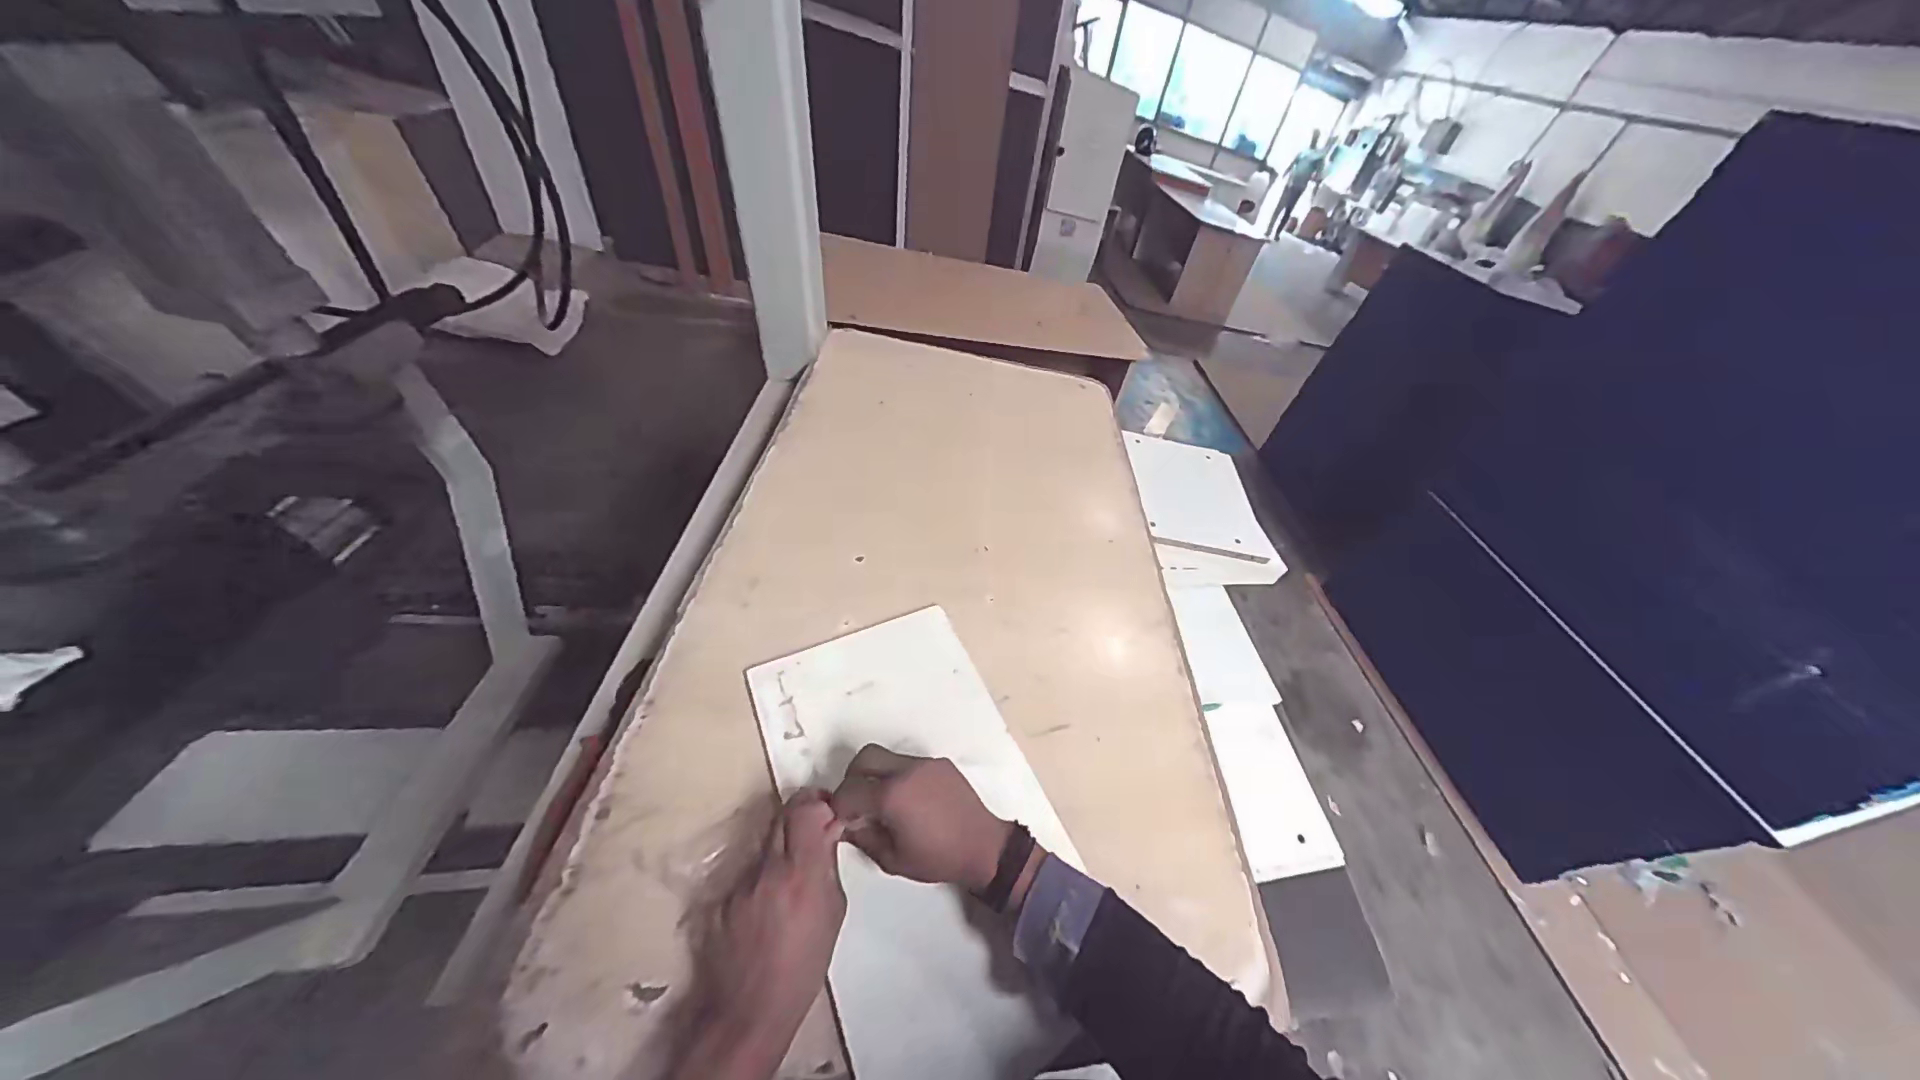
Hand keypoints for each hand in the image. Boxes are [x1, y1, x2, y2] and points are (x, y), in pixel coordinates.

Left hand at [674, 789, 846, 1079]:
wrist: (747, 1011)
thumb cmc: (802, 967)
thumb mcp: (833, 913)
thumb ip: (828, 867)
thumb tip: (827, 837)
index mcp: (800, 873)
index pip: (805, 809)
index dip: (818, 801)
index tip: (827, 808)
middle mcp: (766, 869)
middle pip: (782, 814)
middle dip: (801, 814)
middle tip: (814, 828)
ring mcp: (738, 882)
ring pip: (764, 842)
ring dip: (780, 846)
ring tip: (790, 877)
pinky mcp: (719, 896)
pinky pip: (746, 871)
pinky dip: (760, 876)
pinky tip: (766, 904)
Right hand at [828, 745, 1010, 891]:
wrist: (983, 847)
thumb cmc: (937, 858)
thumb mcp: (892, 859)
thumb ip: (863, 838)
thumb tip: (846, 824)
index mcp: (891, 795)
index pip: (849, 790)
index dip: (838, 805)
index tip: (842, 818)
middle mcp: (906, 770)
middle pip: (863, 758)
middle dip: (853, 779)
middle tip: (857, 803)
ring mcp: (925, 763)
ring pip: (886, 757)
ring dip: (877, 775)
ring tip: (884, 802)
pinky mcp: (939, 763)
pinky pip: (909, 762)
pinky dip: (900, 776)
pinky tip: (909, 800)